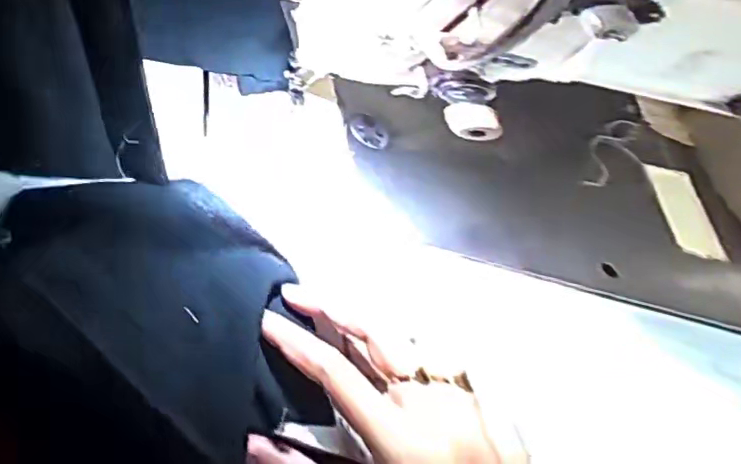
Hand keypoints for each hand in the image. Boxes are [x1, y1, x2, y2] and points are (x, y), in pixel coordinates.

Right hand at [251, 285, 499, 463]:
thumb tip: (254, 442)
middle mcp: (431, 406)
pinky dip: (406, 344)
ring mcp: (462, 399)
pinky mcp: (486, 403)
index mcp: (400, 437)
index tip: (266, 320)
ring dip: (366, 321)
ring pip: (405, 336)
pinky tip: (389, 343)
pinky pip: (438, 356)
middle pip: (371, 331)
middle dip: (328, 305)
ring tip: (334, 311)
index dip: (294, 341)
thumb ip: (306, 463)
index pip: (333, 370)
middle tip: (295, 293)